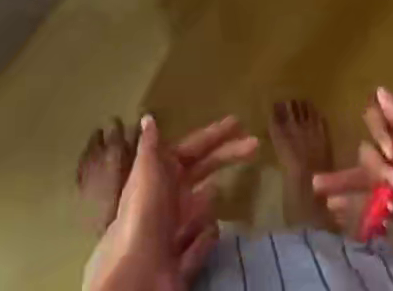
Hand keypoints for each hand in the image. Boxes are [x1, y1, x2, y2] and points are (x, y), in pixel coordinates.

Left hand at [88, 115, 258, 290]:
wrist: (137, 276)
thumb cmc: (144, 215)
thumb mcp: (146, 171)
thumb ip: (150, 146)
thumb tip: (149, 117)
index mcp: (160, 175)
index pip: (192, 148)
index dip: (214, 135)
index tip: (238, 122)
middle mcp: (166, 200)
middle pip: (202, 172)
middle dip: (226, 157)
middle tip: (254, 144)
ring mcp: (174, 231)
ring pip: (196, 209)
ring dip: (208, 198)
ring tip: (224, 186)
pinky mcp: (182, 261)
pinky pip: (198, 245)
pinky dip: (205, 237)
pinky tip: (214, 230)